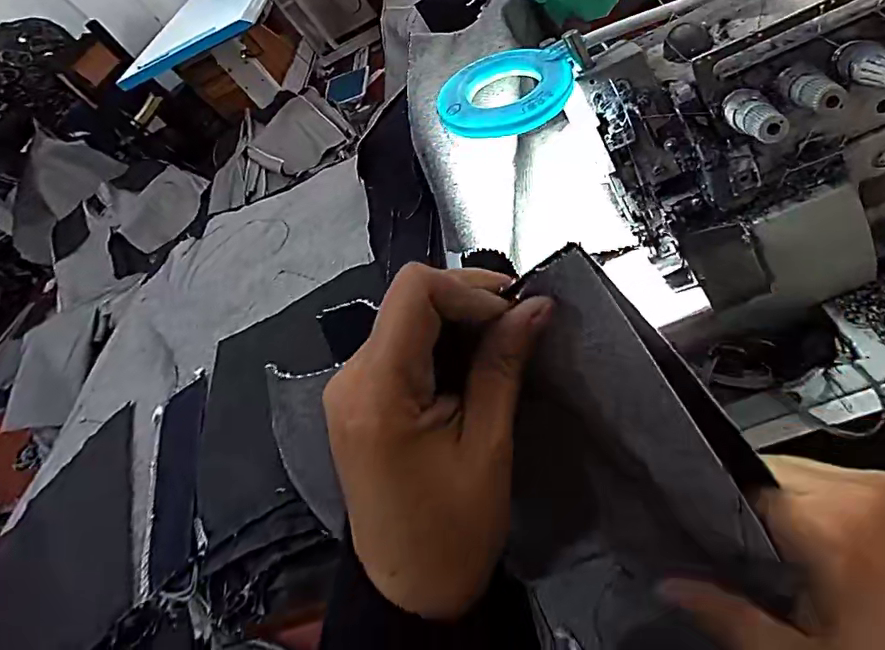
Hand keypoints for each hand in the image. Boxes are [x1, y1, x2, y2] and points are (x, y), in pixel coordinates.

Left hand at [322, 263, 552, 618]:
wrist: (409, 593)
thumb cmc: (451, 535)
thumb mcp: (488, 447)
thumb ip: (503, 364)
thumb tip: (534, 305)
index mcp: (376, 391)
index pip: (414, 291)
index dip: (468, 290)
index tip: (511, 313)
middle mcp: (351, 377)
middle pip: (409, 299)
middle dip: (468, 299)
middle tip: (518, 318)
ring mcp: (350, 385)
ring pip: (407, 314)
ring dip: (458, 318)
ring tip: (503, 338)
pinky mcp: (360, 394)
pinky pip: (402, 341)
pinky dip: (442, 338)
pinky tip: (474, 357)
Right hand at [662, 456, 884, 649]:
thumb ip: (732, 617)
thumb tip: (670, 586)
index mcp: (838, 524)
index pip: (746, 485)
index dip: (722, 512)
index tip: (710, 541)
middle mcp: (866, 489)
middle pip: (774, 474)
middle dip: (756, 512)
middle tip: (758, 568)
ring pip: (803, 474)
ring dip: (787, 508)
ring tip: (796, 567)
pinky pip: (839, 484)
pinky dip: (821, 508)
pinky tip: (828, 556)